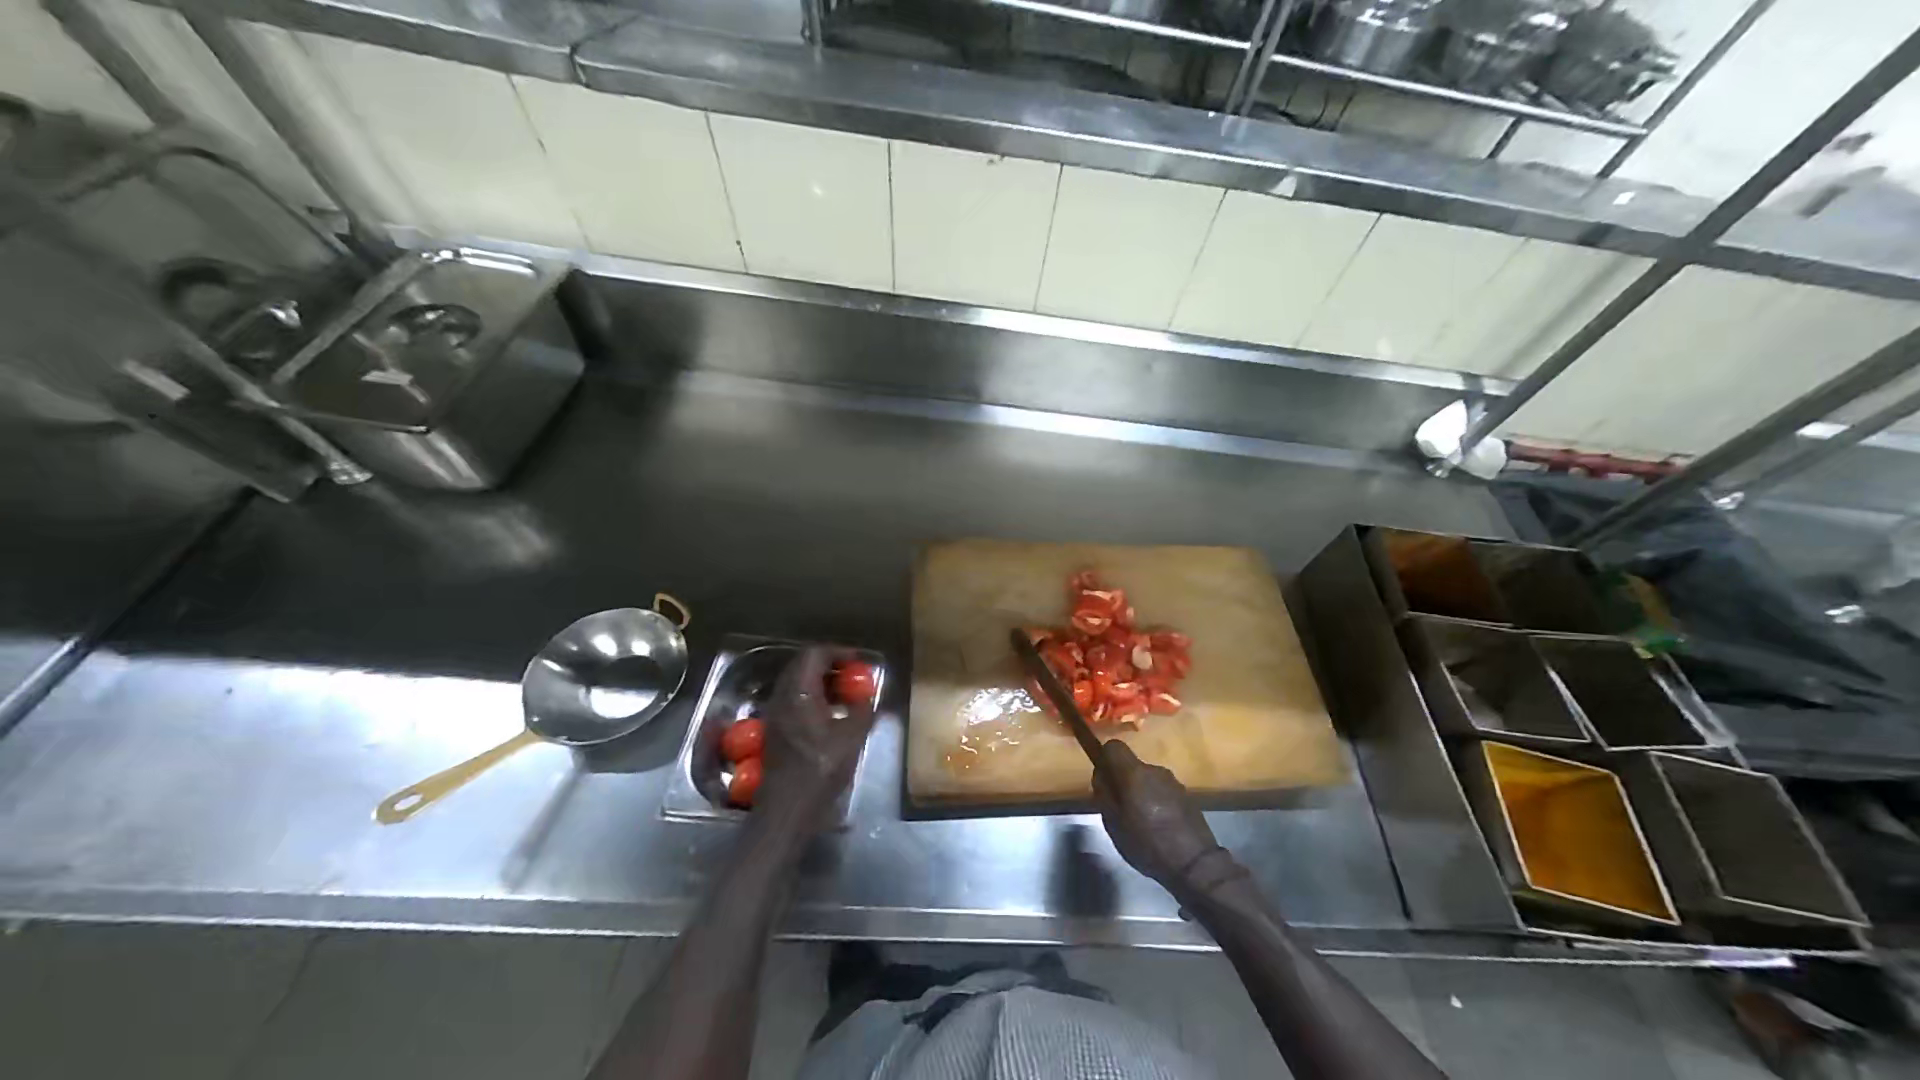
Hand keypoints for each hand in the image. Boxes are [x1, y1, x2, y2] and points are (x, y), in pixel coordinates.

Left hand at [756, 646, 876, 822]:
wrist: (787, 810)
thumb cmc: (820, 771)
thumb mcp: (852, 738)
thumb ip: (862, 710)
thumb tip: (867, 695)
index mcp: (798, 693)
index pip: (814, 654)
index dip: (837, 651)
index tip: (857, 660)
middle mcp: (781, 697)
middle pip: (801, 665)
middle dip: (828, 663)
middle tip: (852, 672)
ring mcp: (774, 714)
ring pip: (795, 683)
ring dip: (819, 681)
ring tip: (844, 692)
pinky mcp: (774, 731)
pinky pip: (792, 700)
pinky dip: (811, 697)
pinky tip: (829, 714)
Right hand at [1092, 741, 1230, 897]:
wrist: (1194, 864)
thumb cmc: (1147, 843)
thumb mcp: (1114, 823)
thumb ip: (1104, 794)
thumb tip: (1101, 774)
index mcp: (1134, 773)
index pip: (1114, 746)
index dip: (1105, 758)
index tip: (1103, 779)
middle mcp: (1155, 770)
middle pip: (1131, 765)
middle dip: (1123, 781)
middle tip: (1119, 807)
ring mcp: (1174, 782)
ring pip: (1147, 779)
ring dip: (1140, 793)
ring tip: (1140, 821)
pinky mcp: (1187, 796)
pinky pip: (1162, 791)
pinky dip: (1156, 802)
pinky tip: (1158, 827)